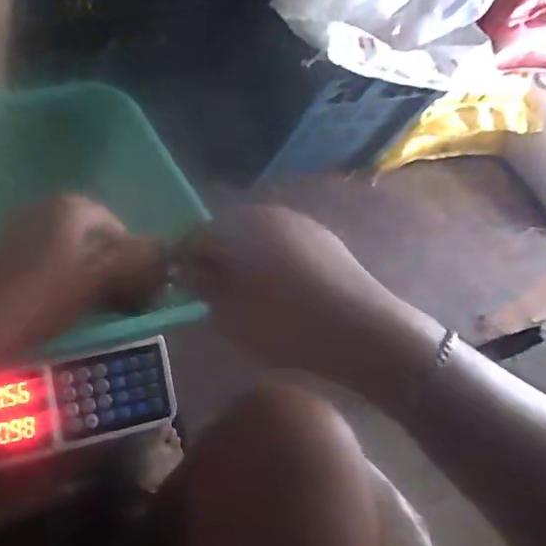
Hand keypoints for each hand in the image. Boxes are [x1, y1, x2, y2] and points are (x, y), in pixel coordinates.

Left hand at [0, 194, 163, 357]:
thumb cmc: (43, 298)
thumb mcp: (98, 279)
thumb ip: (136, 263)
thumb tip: (165, 256)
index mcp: (69, 207)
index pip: (115, 227)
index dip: (133, 259)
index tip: (140, 292)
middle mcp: (41, 210)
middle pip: (90, 240)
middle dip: (109, 270)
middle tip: (120, 305)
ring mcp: (17, 232)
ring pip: (66, 255)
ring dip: (84, 280)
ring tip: (91, 313)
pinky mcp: (0, 259)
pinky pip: (43, 268)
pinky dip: (57, 286)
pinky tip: (58, 313)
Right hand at [178, 204, 428, 381]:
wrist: (362, 332)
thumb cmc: (282, 325)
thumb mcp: (227, 314)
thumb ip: (202, 286)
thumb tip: (187, 269)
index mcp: (236, 227)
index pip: (194, 237)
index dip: (183, 263)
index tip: (183, 291)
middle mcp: (267, 214)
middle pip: (227, 232)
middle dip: (216, 259)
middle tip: (214, 296)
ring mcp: (300, 223)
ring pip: (256, 237)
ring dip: (244, 261)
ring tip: (247, 298)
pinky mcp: (324, 239)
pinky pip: (283, 246)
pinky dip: (271, 263)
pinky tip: (279, 294)